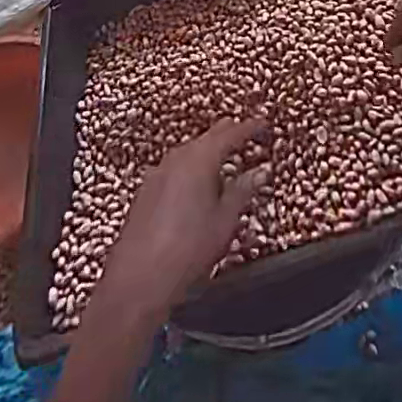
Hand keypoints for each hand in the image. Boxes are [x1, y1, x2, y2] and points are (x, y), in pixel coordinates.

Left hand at [91, 118, 269, 320]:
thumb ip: (243, 190)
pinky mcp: (146, 191)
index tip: (261, 123)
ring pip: (189, 153)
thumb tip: (259, 172)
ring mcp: (158, 173)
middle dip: (227, 134)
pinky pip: (175, 169)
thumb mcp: (225, 219)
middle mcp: (177, 159)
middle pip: (207, 138)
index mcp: (200, 159)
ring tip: (224, 160)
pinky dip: (190, 169)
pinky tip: (196, 185)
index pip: (230, 134)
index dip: (249, 128)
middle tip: (244, 133)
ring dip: (207, 152)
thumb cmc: (186, 250)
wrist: (139, 278)